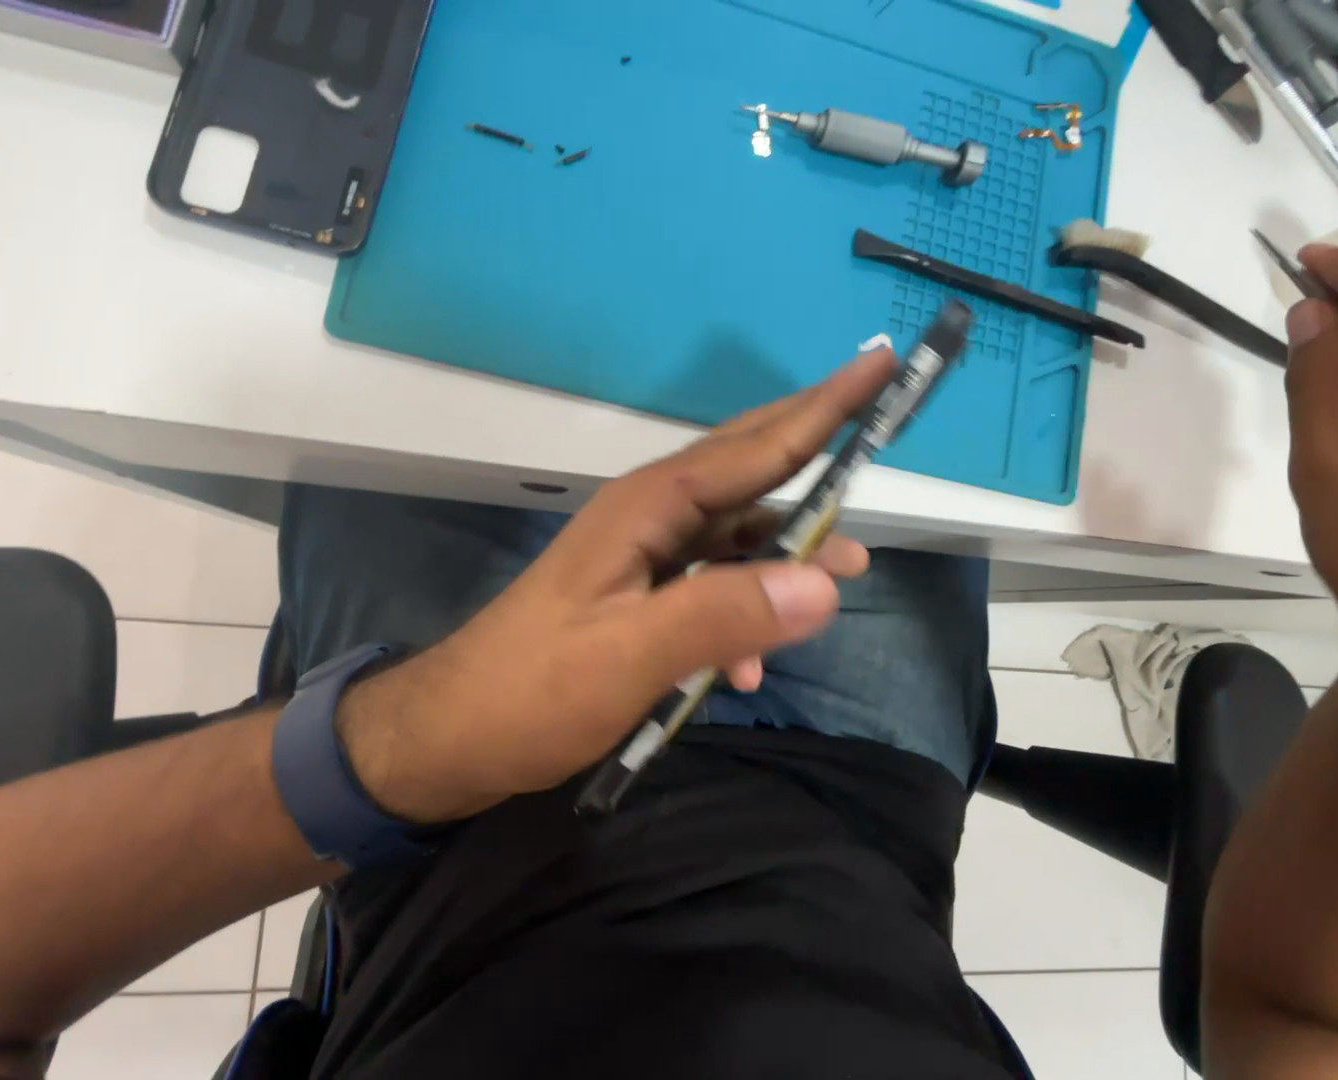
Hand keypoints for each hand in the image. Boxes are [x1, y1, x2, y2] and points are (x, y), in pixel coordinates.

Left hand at [335, 350, 897, 821]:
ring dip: (790, 554)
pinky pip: (715, 587)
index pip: (757, 447)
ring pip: (740, 535)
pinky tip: (746, 669)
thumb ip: (724, 615)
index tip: (882, 364)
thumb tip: (826, 580)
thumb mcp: (629, 657)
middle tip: (883, 432)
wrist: (454, 736)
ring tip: (847, 573)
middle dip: (820, 453)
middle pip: (753, 470)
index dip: (824, 408)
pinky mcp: (642, 596)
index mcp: (651, 508)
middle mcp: (652, 517)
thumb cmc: (532, 692)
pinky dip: (745, 615)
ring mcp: (647, 557)